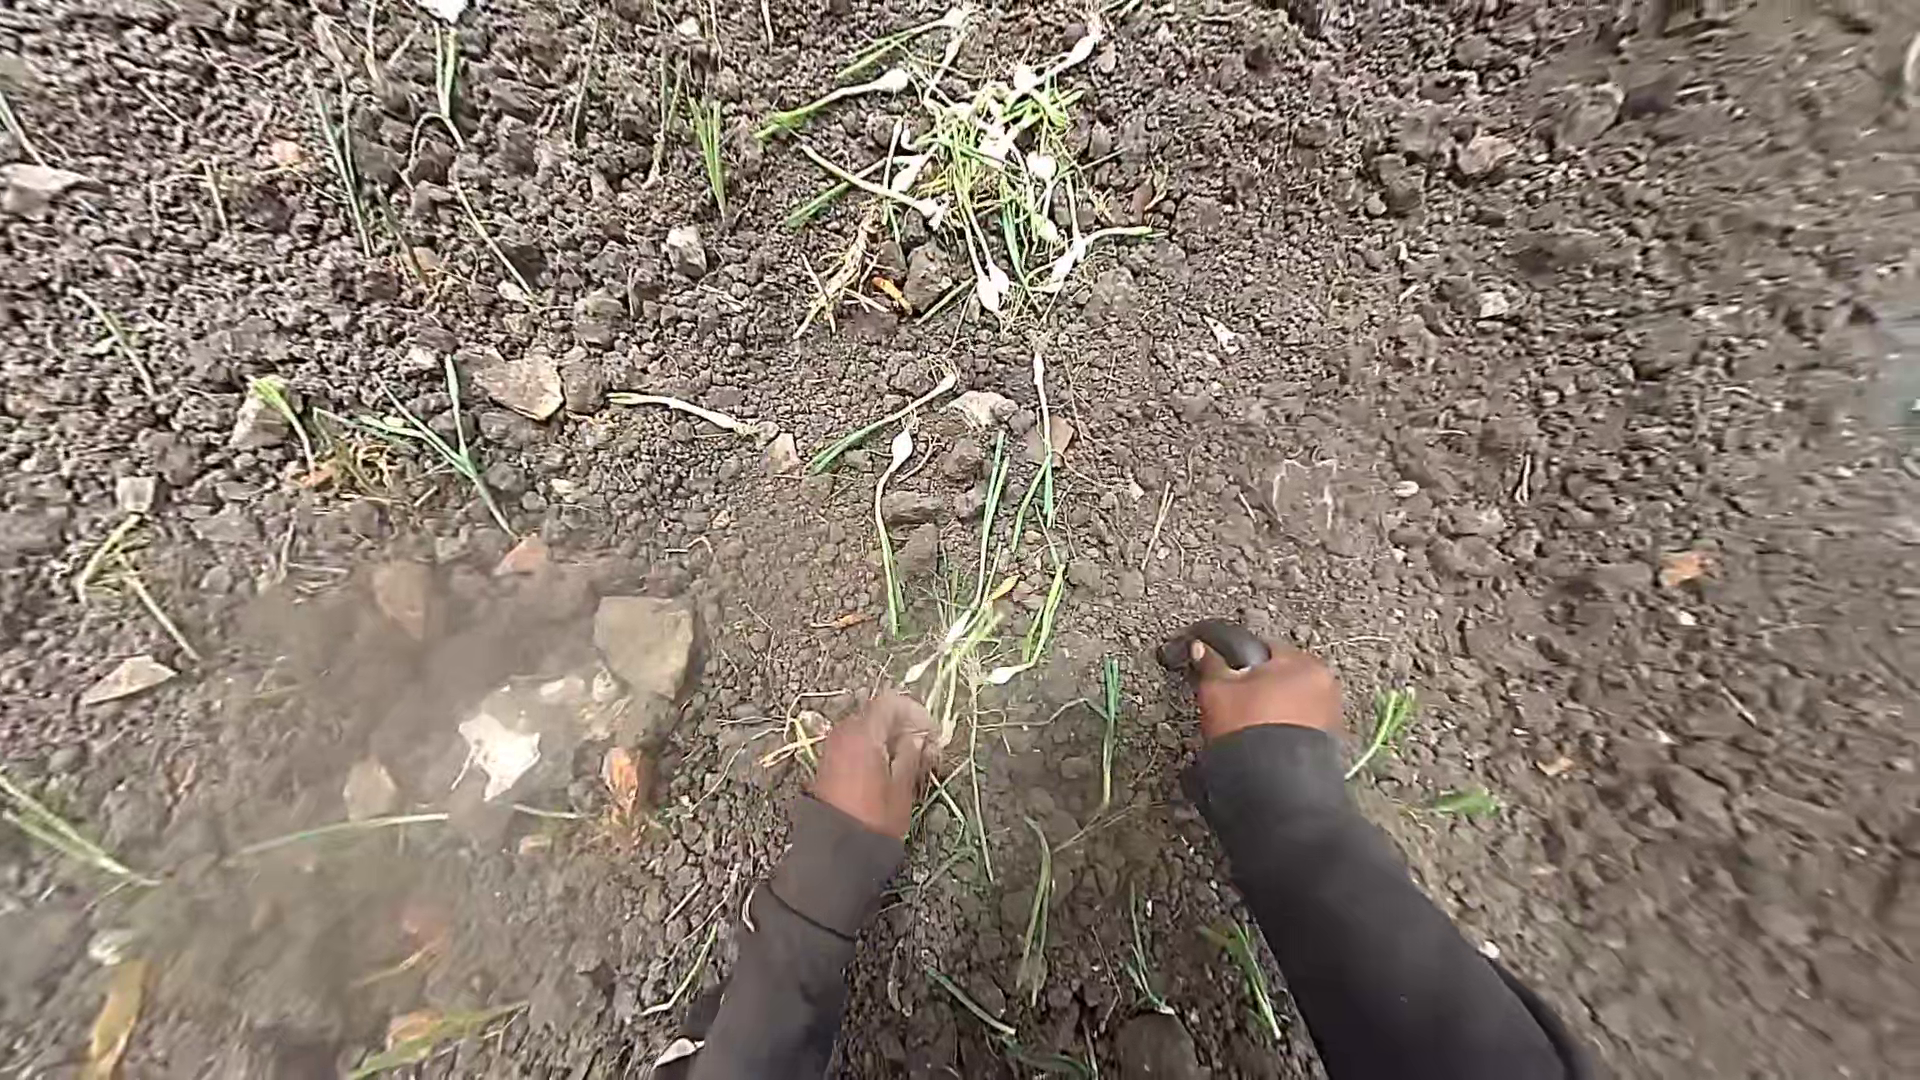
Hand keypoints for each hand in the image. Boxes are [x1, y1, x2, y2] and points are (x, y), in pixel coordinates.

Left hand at [811, 692, 935, 838]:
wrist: (833, 852)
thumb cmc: (873, 820)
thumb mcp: (901, 788)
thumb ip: (912, 754)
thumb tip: (917, 737)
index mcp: (863, 733)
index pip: (891, 703)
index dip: (916, 712)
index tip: (932, 732)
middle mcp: (844, 733)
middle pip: (878, 713)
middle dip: (904, 725)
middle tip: (924, 747)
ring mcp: (833, 747)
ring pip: (867, 728)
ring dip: (889, 737)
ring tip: (909, 760)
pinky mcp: (828, 763)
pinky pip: (855, 743)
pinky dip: (873, 747)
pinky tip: (888, 768)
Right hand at [1188, 640, 1342, 742]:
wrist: (1274, 786)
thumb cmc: (1250, 731)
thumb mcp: (1218, 690)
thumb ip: (1210, 663)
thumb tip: (1200, 648)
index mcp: (1304, 664)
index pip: (1261, 647)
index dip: (1233, 658)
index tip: (1217, 669)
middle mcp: (1325, 685)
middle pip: (1275, 673)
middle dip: (1252, 683)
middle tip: (1228, 698)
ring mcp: (1329, 714)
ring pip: (1284, 698)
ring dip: (1265, 704)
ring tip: (1242, 720)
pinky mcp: (1326, 740)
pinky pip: (1294, 720)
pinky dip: (1277, 723)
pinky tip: (1257, 734)